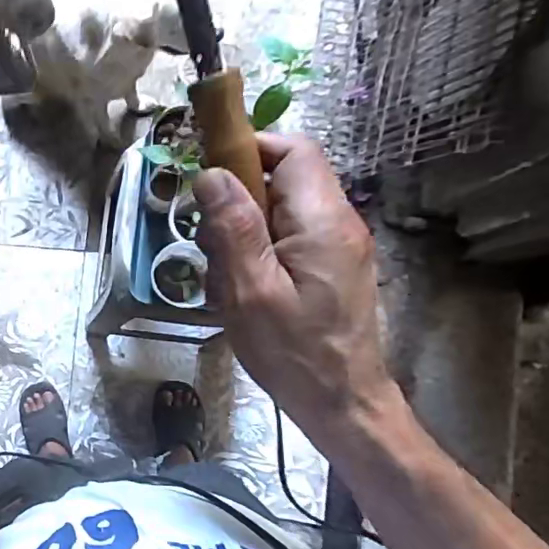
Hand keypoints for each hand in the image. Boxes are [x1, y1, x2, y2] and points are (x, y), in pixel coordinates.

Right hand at [192, 134, 395, 431]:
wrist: (340, 401)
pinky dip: (256, 246)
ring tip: (225, 270)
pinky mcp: (329, 264)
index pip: (293, 150)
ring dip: (242, 226)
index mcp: (322, 221)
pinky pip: (286, 233)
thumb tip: (212, 175)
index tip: (209, 173)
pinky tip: (241, 283)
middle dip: (237, 196)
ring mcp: (336, 244)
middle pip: (284, 175)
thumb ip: (233, 229)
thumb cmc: (292, 350)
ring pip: (280, 206)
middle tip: (212, 239)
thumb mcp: (251, 290)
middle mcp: (337, 222)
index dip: (249, 147)